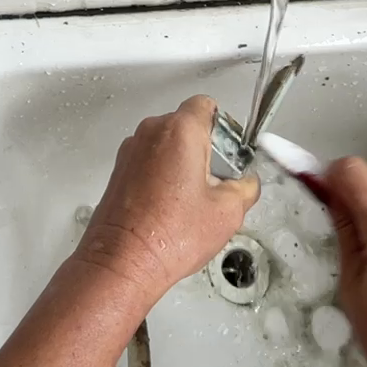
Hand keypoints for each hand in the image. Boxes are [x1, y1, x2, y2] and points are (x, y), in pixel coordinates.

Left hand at [69, 95, 260, 305]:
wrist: (123, 261)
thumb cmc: (168, 235)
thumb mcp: (228, 212)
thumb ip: (245, 187)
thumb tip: (246, 183)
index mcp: (180, 130)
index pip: (206, 105)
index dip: (223, 126)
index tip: (229, 151)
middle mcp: (152, 131)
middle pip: (187, 124)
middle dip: (204, 148)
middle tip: (215, 181)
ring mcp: (132, 149)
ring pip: (167, 143)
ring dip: (181, 162)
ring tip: (190, 200)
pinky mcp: (120, 168)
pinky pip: (149, 159)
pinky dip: (161, 174)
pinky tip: (169, 206)